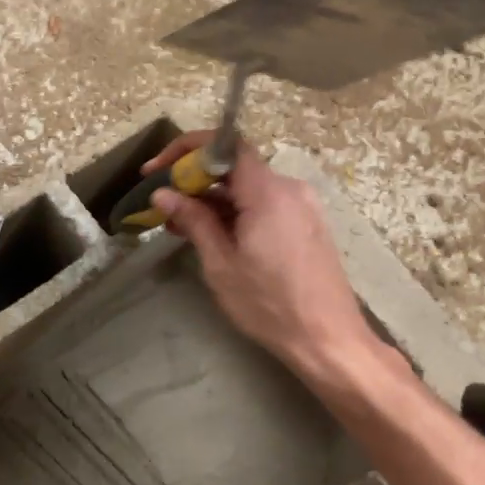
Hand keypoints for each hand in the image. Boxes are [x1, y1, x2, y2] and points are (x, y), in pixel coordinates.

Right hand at [144, 131, 378, 377]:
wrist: (327, 338)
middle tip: (162, 206)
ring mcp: (303, 206)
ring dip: (212, 200)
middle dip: (194, 180)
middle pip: (234, 166)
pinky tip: (213, 236)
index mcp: (268, 193)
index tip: (157, 171)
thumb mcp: (221, 264)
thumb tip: (163, 194)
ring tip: (180, 226)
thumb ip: (193, 221)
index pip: (225, 146)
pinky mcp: (307, 224)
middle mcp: (290, 189)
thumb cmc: (269, 304)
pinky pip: (264, 204)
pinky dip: (235, 212)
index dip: (186, 150)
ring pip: (248, 187)